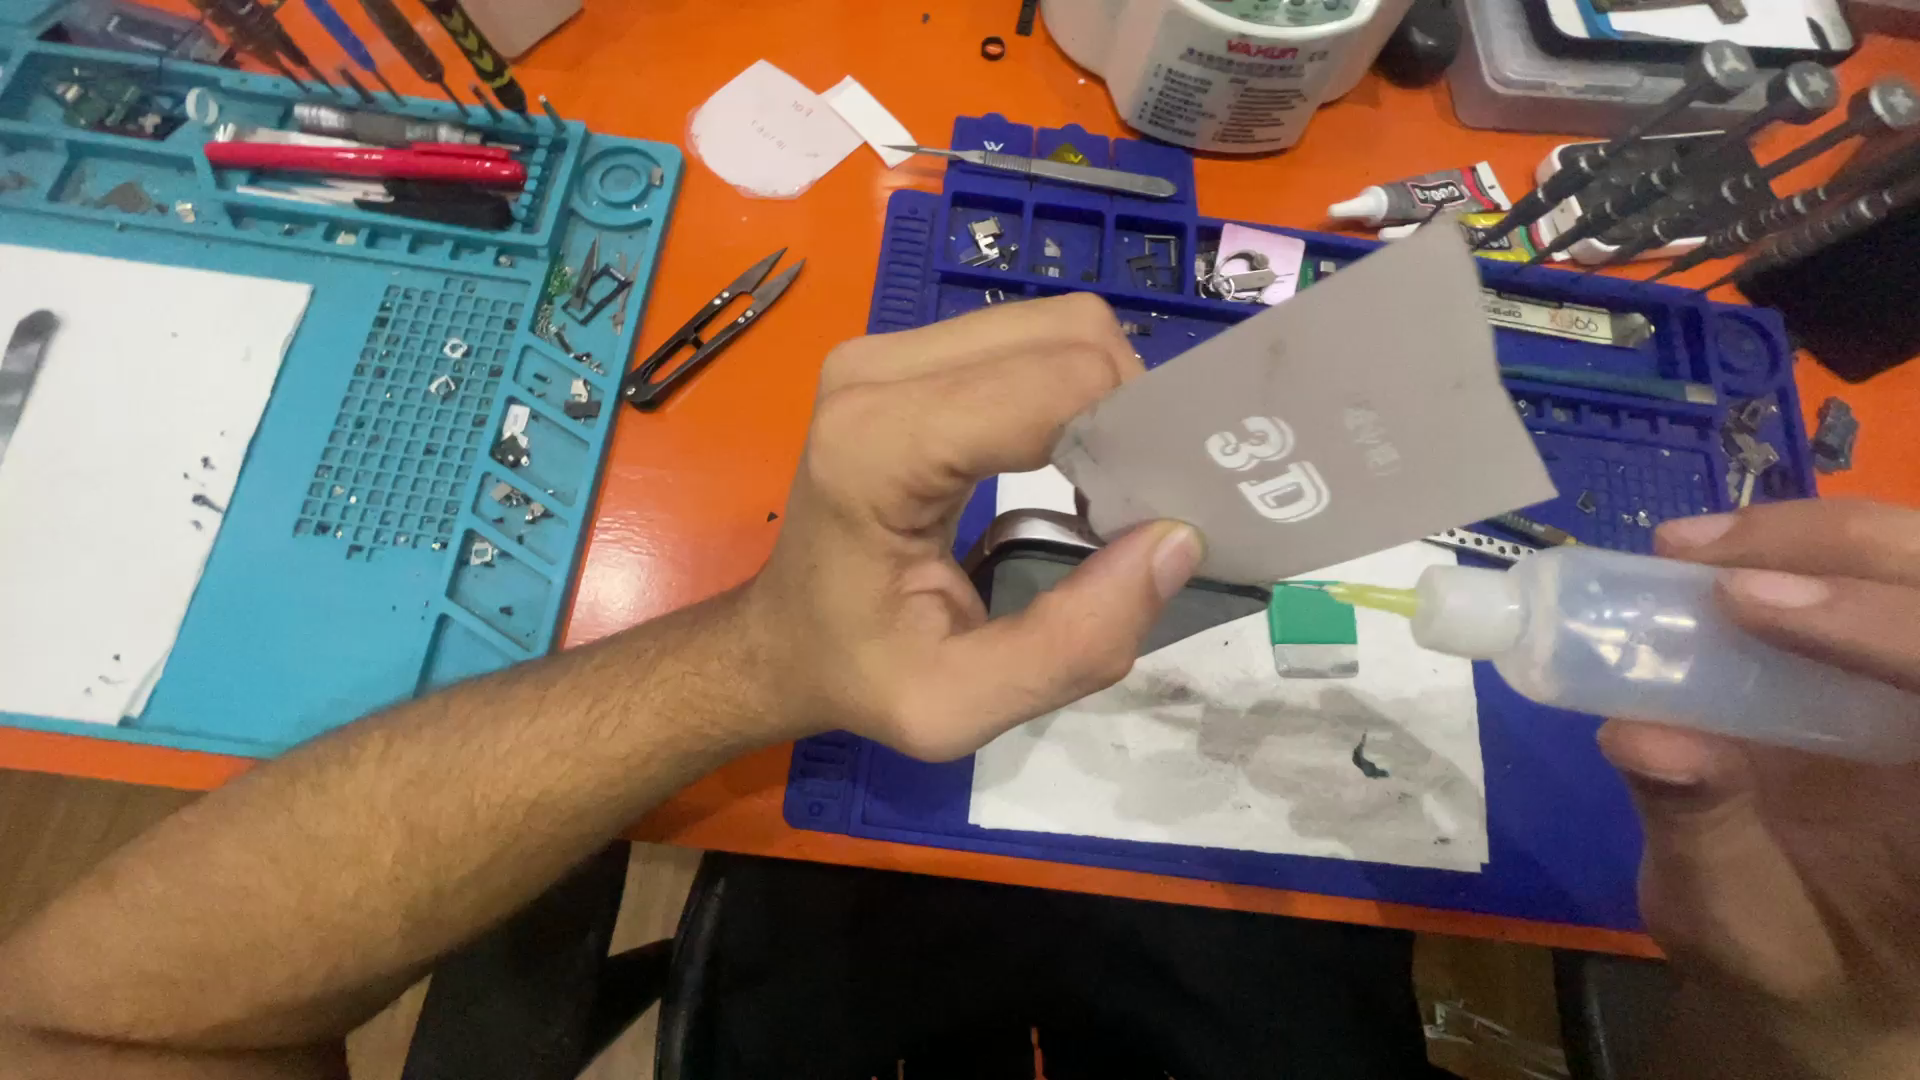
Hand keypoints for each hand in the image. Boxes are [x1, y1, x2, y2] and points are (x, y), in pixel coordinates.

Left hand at [744, 293, 1203, 761]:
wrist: (784, 638)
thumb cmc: (859, 671)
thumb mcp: (960, 704)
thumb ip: (1073, 643)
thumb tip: (1177, 539)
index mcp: (877, 448)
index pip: (1057, 387)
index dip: (1132, 437)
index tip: (1154, 512)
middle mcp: (873, 373)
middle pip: (1065, 338)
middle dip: (1124, 411)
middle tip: (1131, 498)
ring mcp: (882, 353)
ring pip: (1050, 328)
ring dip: (1099, 399)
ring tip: (1096, 483)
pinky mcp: (899, 356)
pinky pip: (1022, 342)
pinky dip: (1066, 391)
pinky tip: (1061, 458)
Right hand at [1598, 500, 1919, 1076]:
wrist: (1824, 963)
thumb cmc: (1793, 959)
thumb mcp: (1737, 922)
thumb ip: (1701, 834)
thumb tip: (1640, 735)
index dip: (1888, 627)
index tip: (1739, 599)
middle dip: (1846, 552)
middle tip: (1698, 553)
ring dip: (1816, 539)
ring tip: (1687, 547)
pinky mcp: (1881, 674)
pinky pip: (1872, 586)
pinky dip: (1794, 554)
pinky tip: (1707, 561)